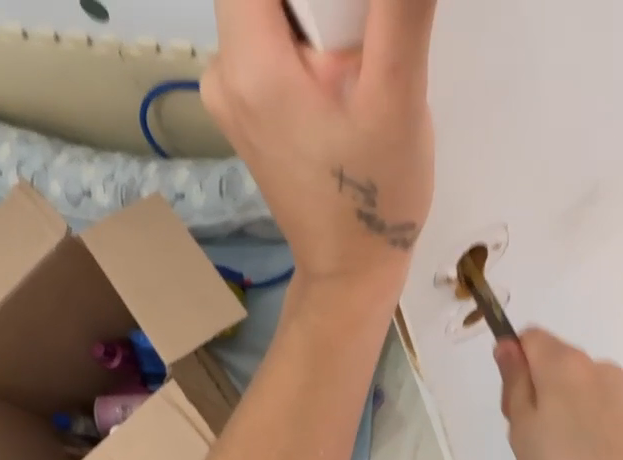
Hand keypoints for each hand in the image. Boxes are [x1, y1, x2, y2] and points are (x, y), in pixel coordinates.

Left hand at [203, 0, 437, 294]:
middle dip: (327, 4)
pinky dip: (311, 48)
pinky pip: (272, 50)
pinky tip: (345, 85)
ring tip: (362, 68)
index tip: (353, 12)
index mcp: (247, 63)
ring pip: (272, 15)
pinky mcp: (247, 115)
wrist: (351, 271)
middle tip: (367, 42)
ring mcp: (230, 97)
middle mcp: (222, 72)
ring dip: (324, 21)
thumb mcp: (398, 97)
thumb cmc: (374, 195)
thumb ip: (400, 11)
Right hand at [495, 329, 622, 459]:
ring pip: (572, 412)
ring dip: (557, 444)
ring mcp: (622, 399)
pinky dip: (582, 458)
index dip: (512, 367)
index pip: (528, 339)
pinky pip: (595, 435)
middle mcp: (598, 370)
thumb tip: (508, 346)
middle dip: (535, 412)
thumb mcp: (523, 429)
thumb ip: (514, 383)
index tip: (512, 408)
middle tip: (529, 453)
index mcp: (565, 364)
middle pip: (551, 378)